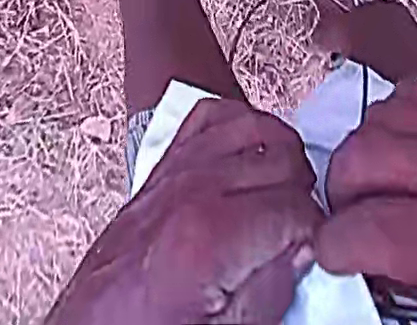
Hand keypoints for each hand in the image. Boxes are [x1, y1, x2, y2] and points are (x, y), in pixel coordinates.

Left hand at [45, 98, 323, 324]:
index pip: (298, 208)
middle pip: (284, 158)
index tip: (317, 251)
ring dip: (280, 151)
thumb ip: (271, 290)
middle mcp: (197, 186)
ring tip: (283, 190)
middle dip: (305, 192)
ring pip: (255, 123)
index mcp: (213, 235)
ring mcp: (181, 163)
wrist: (97, 319)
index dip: (319, 232)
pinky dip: (239, 122)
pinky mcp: (168, 157)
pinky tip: (248, 155)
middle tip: (303, 226)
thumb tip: (308, 249)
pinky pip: (213, 113)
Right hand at [317, 79, 416, 324]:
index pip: (364, 227)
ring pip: (375, 116)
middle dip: (341, 188)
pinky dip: (395, 117)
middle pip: (359, 155)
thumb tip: (340, 246)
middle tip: (351, 211)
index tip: (330, 248)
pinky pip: (407, 91)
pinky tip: (409, 145)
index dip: (334, 241)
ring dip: (365, 150)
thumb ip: (397, 273)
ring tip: (381, 179)